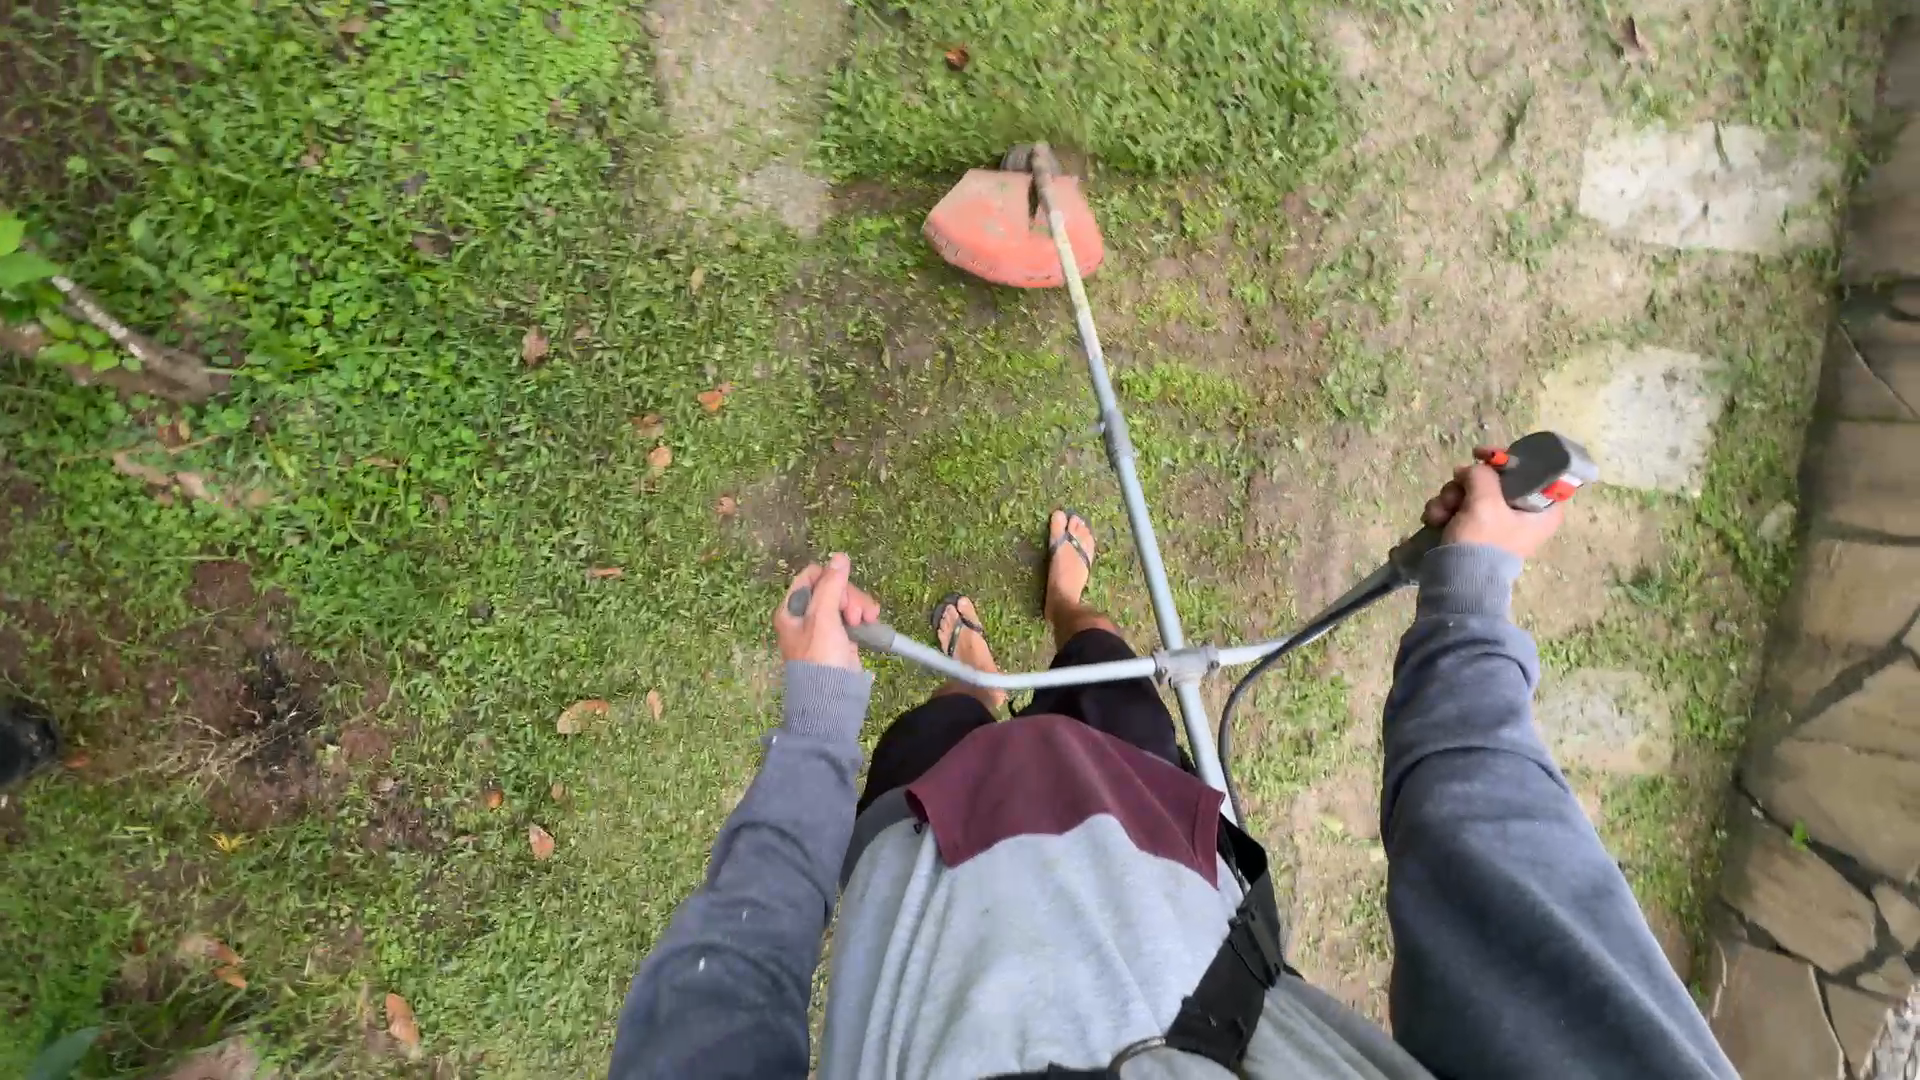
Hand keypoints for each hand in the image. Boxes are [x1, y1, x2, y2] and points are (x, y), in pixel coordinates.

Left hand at [774, 553, 879, 670]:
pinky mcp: (840, 637)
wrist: (831, 696)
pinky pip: (852, 616)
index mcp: (791, 608)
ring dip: (859, 605)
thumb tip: (840, 557)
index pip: (811, 576)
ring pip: (845, 601)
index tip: (842, 595)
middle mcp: (804, 615)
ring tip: (868, 619)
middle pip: (831, 587)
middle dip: (849, 596)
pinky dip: (863, 617)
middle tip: (857, 614)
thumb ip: (831, 585)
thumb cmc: (821, 655)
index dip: (831, 580)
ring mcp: (823, 626)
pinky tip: (871, 622)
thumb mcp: (823, 617)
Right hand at [1420, 446, 1563, 559]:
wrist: (1458, 581)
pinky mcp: (1472, 533)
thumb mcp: (1484, 503)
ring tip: (1439, 514)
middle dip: (1465, 486)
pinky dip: (1443, 512)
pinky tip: (1434, 521)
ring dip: (1448, 499)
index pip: (1532, 472)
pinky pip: (1457, 510)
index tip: (1481, 455)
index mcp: (1543, 510)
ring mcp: (1495, 525)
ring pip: (1470, 495)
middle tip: (1454, 494)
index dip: (1506, 461)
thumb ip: (1481, 476)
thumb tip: (1471, 469)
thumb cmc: (1481, 542)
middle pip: (1493, 483)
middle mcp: (1522, 516)